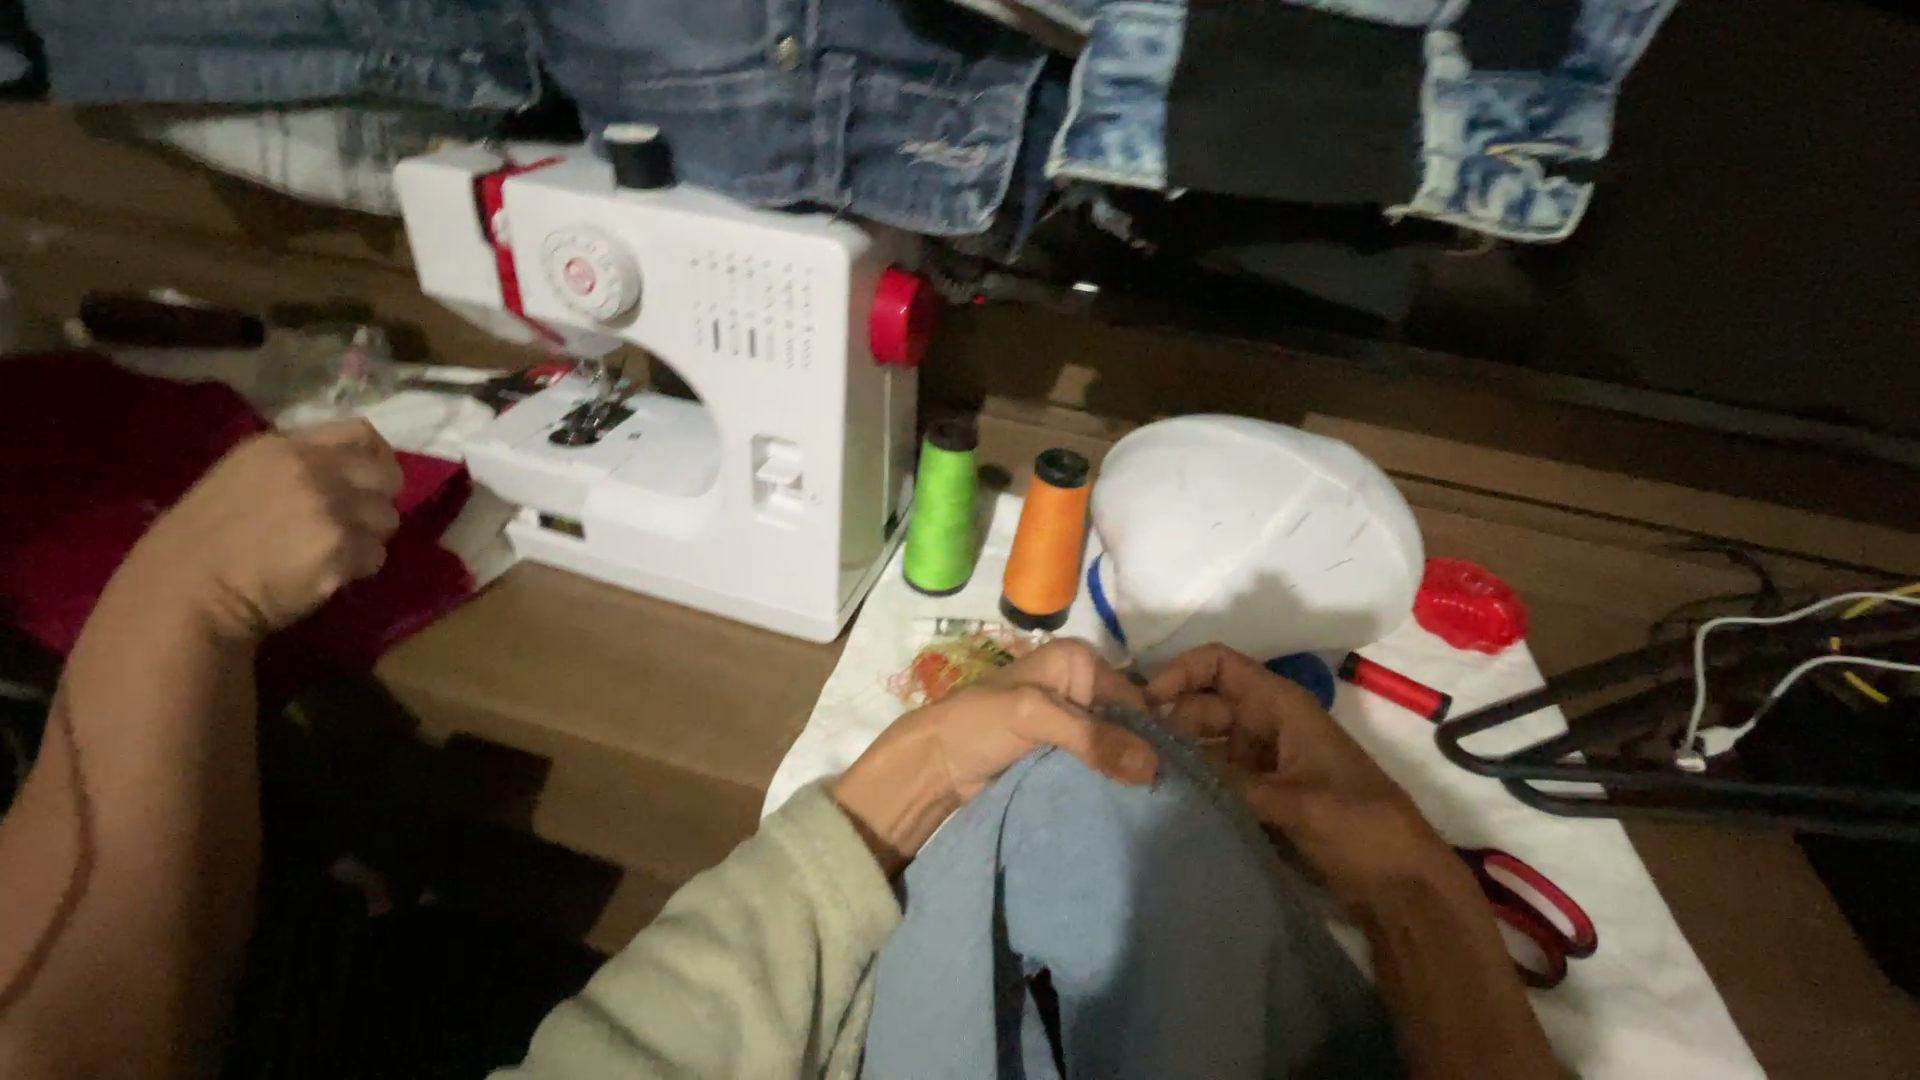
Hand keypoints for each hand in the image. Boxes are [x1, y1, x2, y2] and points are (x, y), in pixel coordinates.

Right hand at [118, 419, 403, 643]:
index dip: (377, 458)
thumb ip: (300, 467)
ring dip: (368, 538)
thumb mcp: (245, 477)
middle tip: (353, 524)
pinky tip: (323, 573)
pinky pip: (376, 555)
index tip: (371, 481)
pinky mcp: (341, 546)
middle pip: (388, 477)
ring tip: (327, 551)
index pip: (361, 432)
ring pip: (388, 519)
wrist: (182, 592)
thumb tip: (353, 471)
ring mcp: (329, 507)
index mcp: (284, 448)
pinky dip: (358, 568)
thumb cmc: (206, 541)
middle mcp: (313, 470)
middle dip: (378, 502)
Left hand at [831, 639, 1157, 875]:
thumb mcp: (1034, 718)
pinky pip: (1096, 765)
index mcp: (1077, 660)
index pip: (1132, 697)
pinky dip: (1107, 782)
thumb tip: (1152, 766)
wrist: (934, 763)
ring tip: (1152, 805)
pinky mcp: (1061, 753)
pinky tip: (1125, 805)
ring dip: (1125, 772)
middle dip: (1140, 754)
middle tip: (1165, 794)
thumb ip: (1092, 738)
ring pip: (1113, 746)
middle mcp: (1079, 685)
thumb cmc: (978, 724)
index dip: (1149, 733)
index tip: (1169, 774)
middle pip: (1126, 721)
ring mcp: (1070, 722)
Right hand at [1146, 644, 1460, 909]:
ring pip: (1204, 741)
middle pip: (1202, 705)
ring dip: (1178, 755)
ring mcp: (1260, 758)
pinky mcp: (1257, 792)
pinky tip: (1166, 797)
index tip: (1145, 703)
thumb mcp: (1294, 802)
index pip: (1219, 665)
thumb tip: (1162, 765)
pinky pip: (1213, 774)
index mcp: (1281, 706)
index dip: (1180, 672)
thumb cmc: (1359, 828)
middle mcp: (1265, 723)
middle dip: (1170, 722)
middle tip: (1137, 755)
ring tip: (1145, 777)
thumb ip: (1227, 782)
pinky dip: (1192, 781)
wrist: (1402, 887)